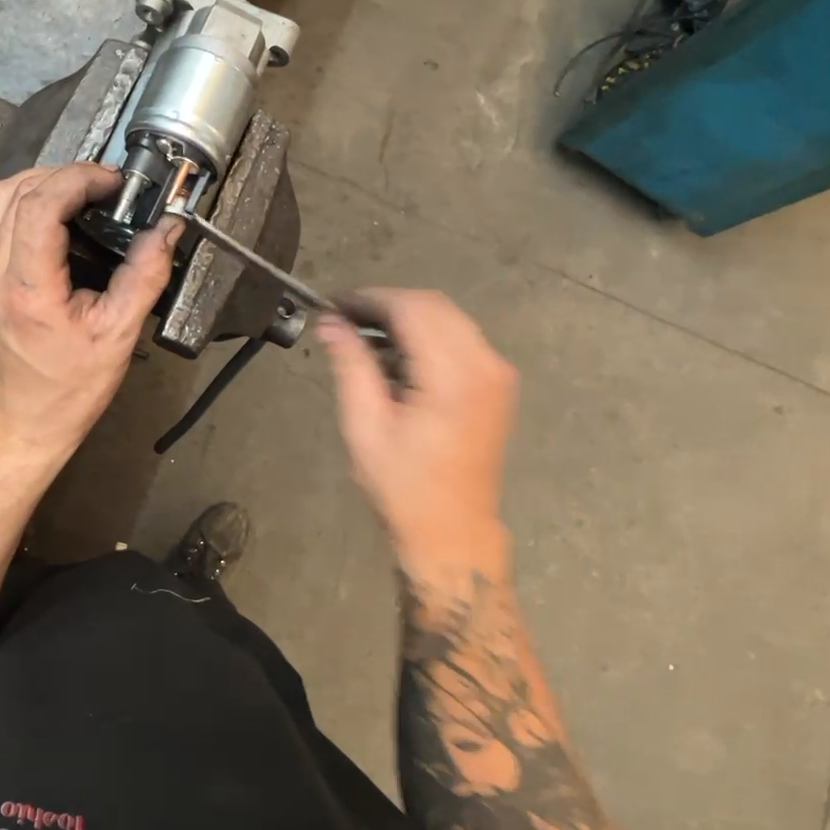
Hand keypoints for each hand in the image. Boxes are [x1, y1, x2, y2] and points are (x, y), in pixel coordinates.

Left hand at [0, 164, 181, 457]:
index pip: (38, 207)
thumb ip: (145, 275)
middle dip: (63, 177)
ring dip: (32, 182)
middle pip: (16, 194)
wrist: (30, 414)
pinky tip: (26, 204)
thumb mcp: (120, 333)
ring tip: (69, 193)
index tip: (111, 183)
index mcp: (28, 290)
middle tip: (101, 189)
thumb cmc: (74, 383)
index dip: (77, 180)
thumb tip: (167, 228)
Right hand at [317, 289, 518, 580]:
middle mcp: (485, 365)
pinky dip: (427, 336)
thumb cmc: (402, 485)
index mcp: (453, 377)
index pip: (412, 309)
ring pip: (449, 318)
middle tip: (344, 321)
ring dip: (406, 319)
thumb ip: (351, 366)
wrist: (452, 530)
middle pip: (433, 306)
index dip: (370, 299)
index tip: (334, 305)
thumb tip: (330, 323)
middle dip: (386, 305)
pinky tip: (397, 358)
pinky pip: (461, 338)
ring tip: (364, 340)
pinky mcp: (498, 384)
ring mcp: (498, 374)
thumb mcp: (365, 426)